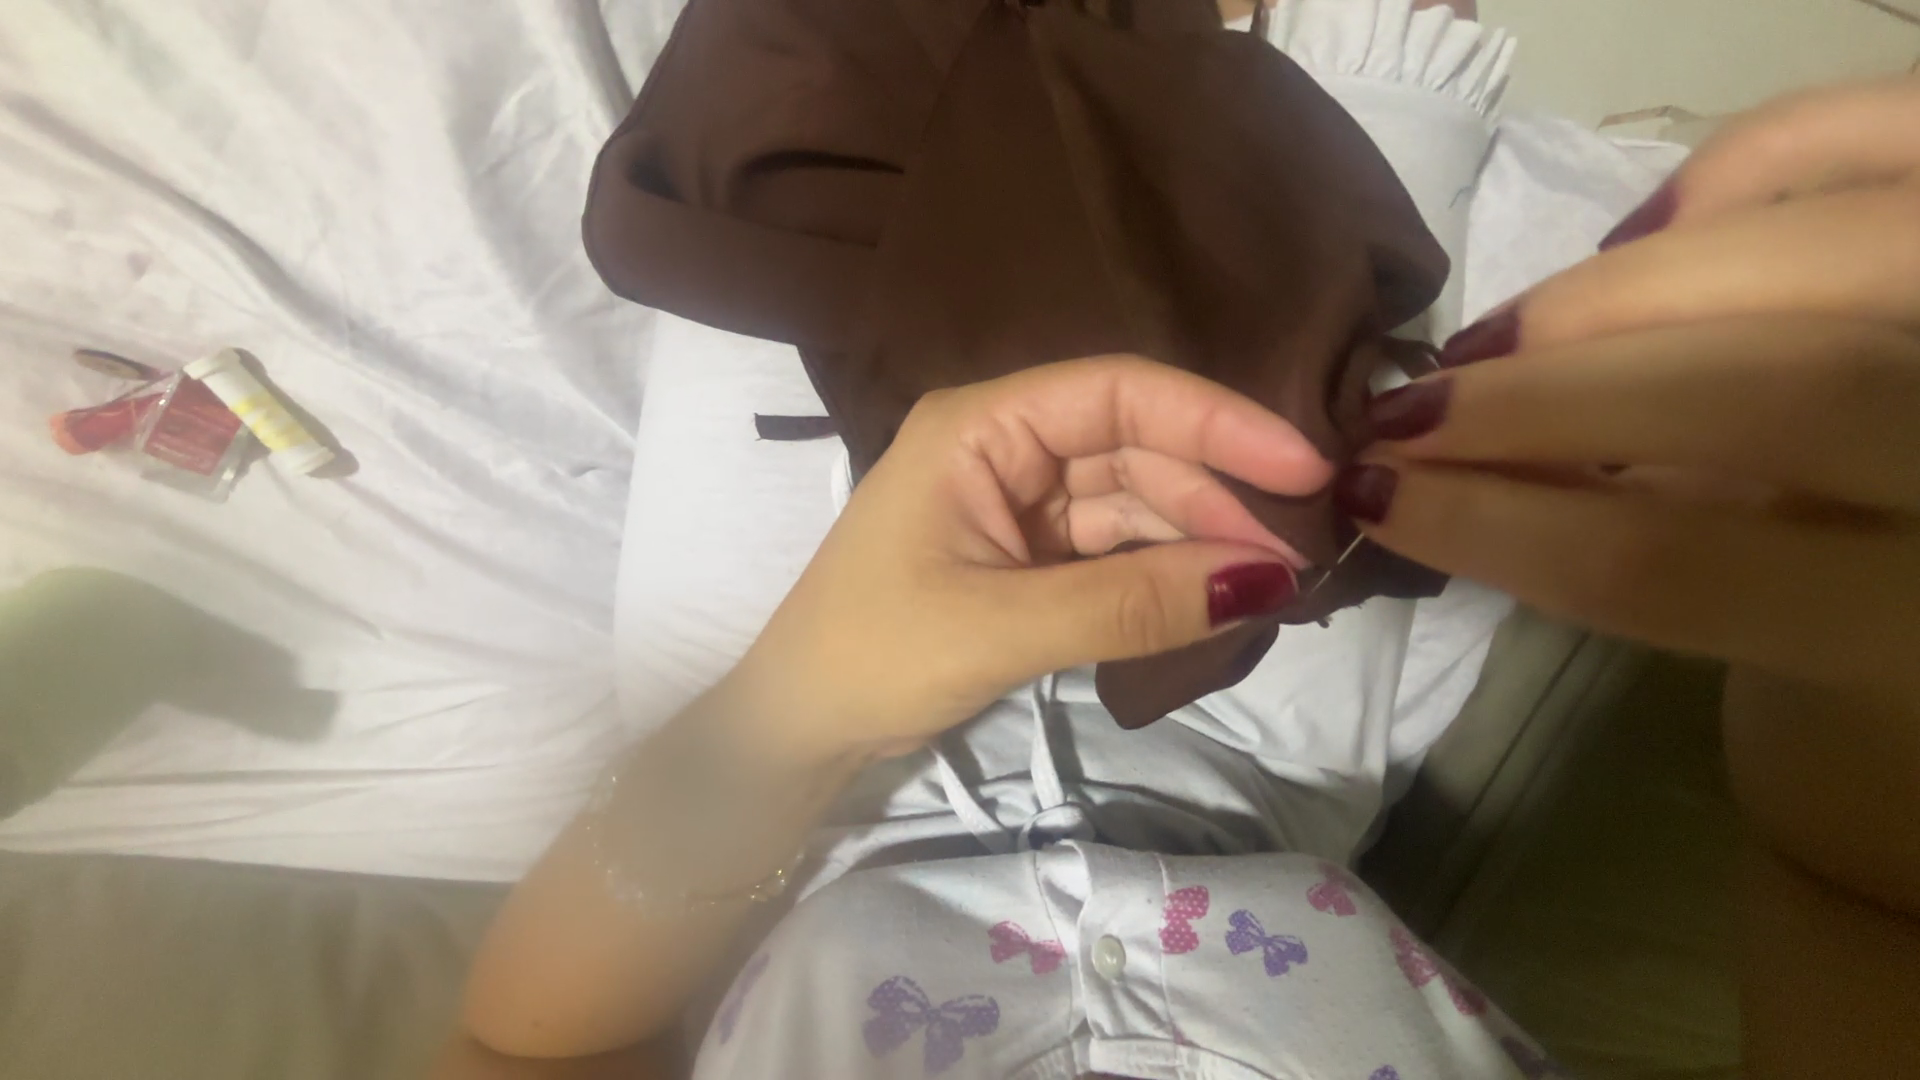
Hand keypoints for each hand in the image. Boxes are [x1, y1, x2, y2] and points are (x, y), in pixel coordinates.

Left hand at [727, 355, 1331, 760]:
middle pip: (1133, 448)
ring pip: (1128, 501)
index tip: (1302, 466)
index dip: (1215, 421)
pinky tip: (1205, 599)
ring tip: (1264, 588)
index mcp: (978, 427)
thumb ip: (1129, 603)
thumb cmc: (875, 654)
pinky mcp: (1023, 555)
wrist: (804, 723)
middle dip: (1210, 499)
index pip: (1116, 393)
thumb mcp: (1002, 627)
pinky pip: (1108, 549)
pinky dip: (1156, 573)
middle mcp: (1001, 448)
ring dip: (1191, 540)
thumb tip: (1262, 581)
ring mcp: (1013, 503)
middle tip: (1289, 563)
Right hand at [1335, 76, 1919, 696]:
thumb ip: (1635, 598)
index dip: (1488, 523)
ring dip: (1593, 297)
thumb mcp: (1769, 712)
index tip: (1370, 496)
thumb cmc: (1896, 708)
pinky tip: (1642, 234)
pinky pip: (1893, 139)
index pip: (1668, 563)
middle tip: (1400, 414)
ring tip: (1485, 344)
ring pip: (1824, 252)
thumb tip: (1459, 493)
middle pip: (1758, 388)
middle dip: (1527, 398)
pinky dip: (1744, 164)